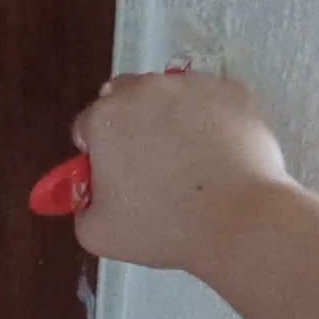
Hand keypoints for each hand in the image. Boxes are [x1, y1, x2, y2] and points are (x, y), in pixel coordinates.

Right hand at [71, 72, 300, 270]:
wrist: (236, 221)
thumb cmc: (161, 228)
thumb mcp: (95, 233)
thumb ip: (82, 207)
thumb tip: (91, 195)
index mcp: (105, 118)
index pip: (86, 127)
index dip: (95, 154)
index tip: (111, 177)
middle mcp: (145, 89)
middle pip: (124, 100)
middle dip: (128, 128)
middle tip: (146, 168)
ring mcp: (192, 85)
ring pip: (168, 98)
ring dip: (168, 122)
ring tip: (187, 165)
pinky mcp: (232, 91)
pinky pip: (208, 102)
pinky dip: (207, 122)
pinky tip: (215, 157)